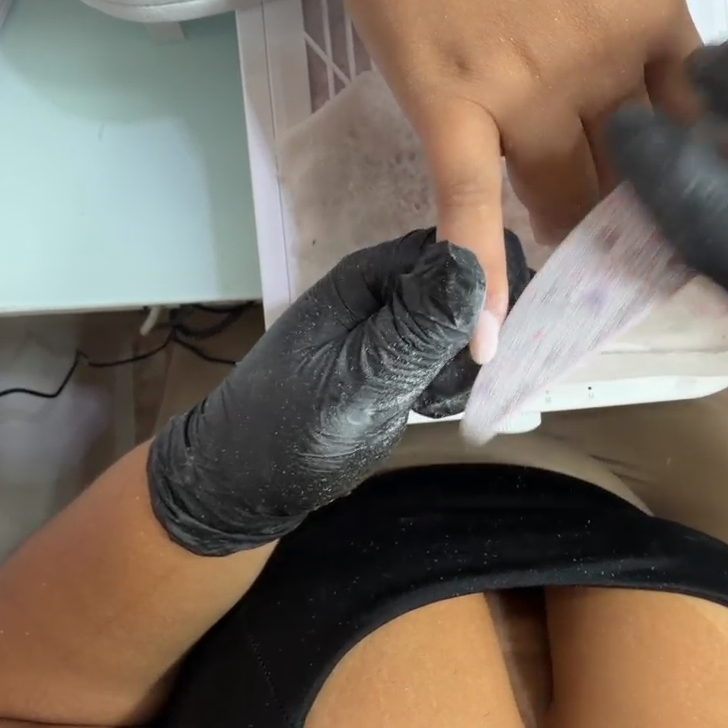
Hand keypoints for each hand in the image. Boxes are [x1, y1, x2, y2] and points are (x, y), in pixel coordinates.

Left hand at [148, 230, 484, 555]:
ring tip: (433, 399)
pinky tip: (430, 406)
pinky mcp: (390, 360)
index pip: (458, 246)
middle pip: (465, 284)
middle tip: (453, 380)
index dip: (484, 290)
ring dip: (464, 361)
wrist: (243, 481)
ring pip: (460, 323)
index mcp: (369, 277)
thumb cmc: (289, 432)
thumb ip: (418, 329)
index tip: (482, 349)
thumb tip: (475, 259)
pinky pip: (442, 354)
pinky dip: (449, 380)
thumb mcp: (359, 382)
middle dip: (479, 330)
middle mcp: (381, 291)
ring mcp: (386, 328)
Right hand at [269, 0, 697, 353]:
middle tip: (645, 283)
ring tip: (582, 298)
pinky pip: (467, 201)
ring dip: (575, 247)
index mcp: (652, 5)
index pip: (699, 126)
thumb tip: (632, 93)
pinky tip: (487, 336)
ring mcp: (521, 87)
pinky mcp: (446, 105)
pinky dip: (478, 271)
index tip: (706, 228)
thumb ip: (630, 19)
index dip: (704, 186)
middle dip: (642, 231)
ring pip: (564, 197)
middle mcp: (600, 58)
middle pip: (634, 175)